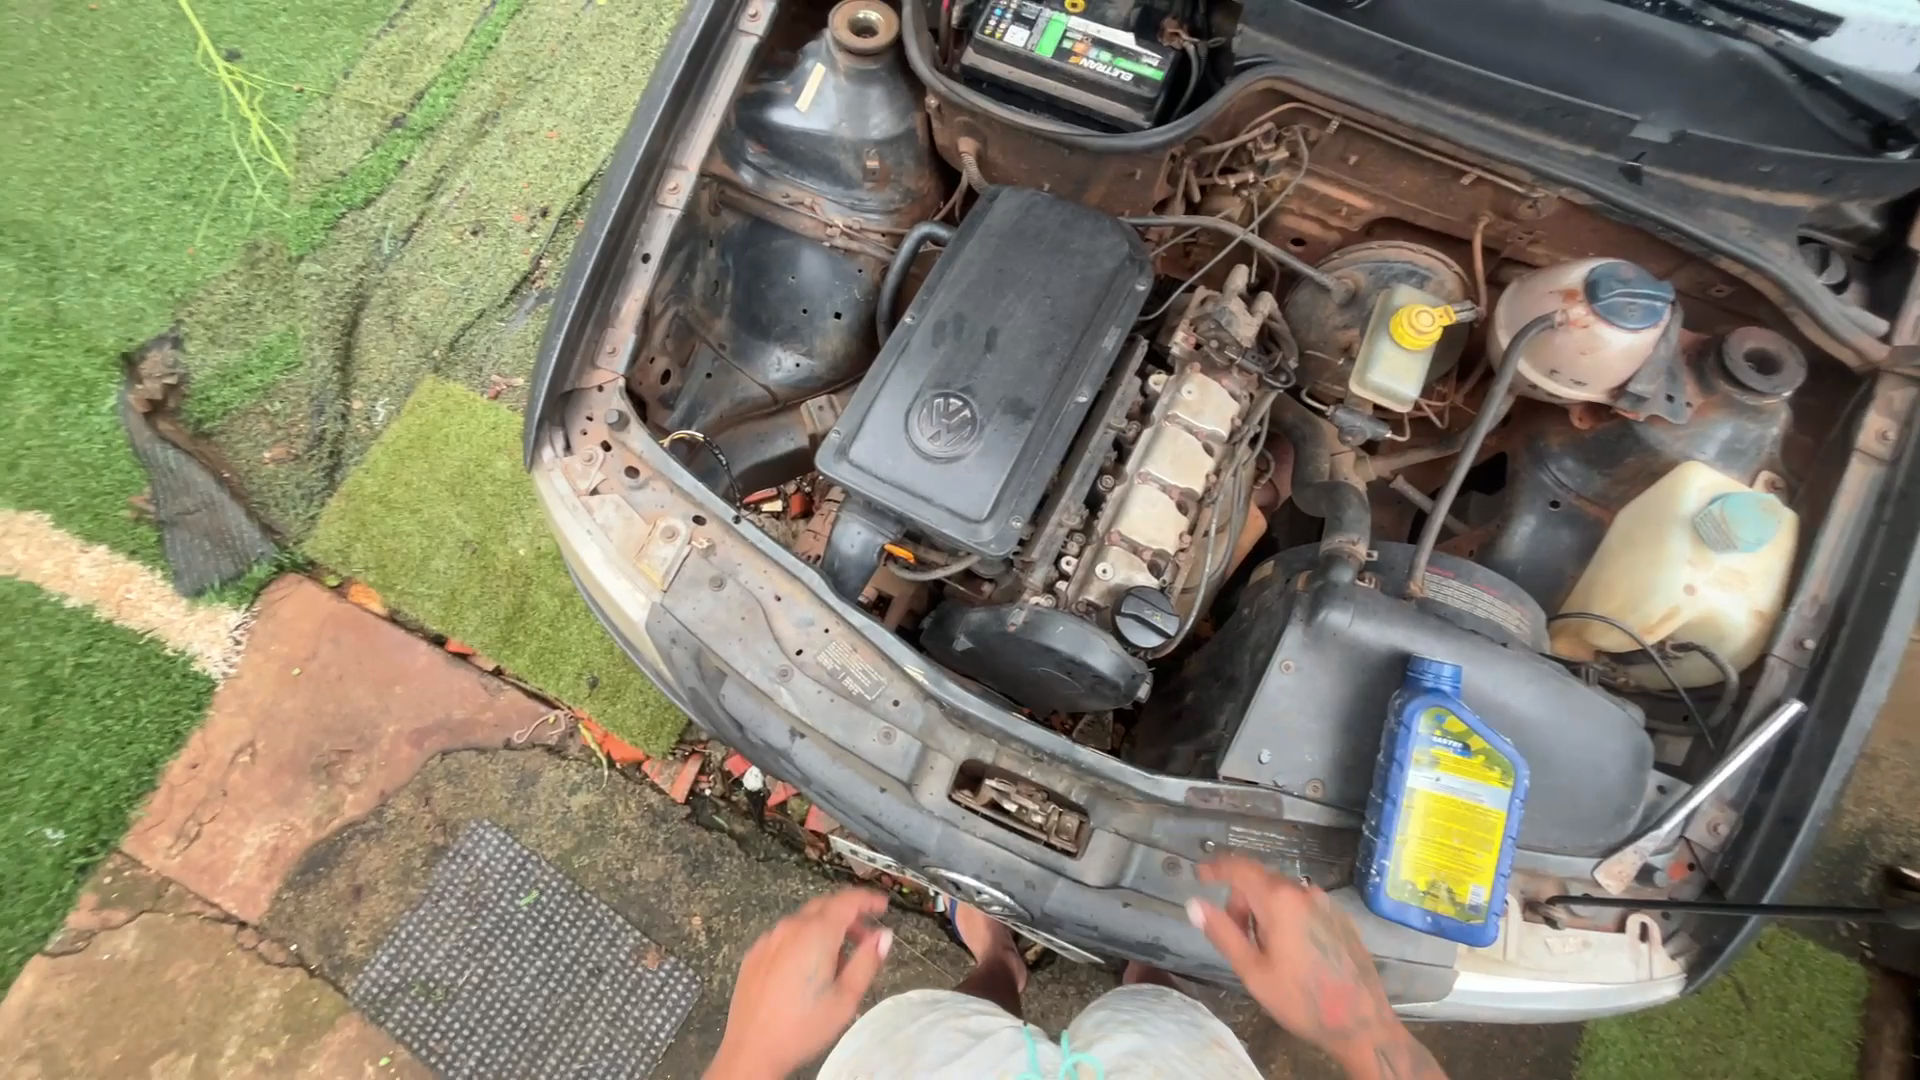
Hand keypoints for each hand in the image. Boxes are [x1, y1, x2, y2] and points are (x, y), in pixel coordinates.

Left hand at [705, 888, 893, 1079]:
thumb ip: (868, 962)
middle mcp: (792, 926)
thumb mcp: (845, 999)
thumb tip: (883, 936)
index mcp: (817, 933)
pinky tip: (804, 970)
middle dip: (849, 915)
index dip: (868, 899)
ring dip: (825, 929)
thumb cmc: (803, 1027)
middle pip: (826, 906)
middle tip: (864, 937)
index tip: (882, 905)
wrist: (750, 1051)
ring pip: (804, 921)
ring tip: (835, 962)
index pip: (849, 900)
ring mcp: (770, 938)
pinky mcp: (755, 953)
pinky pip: (785, 935)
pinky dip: (802, 941)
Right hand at [1187, 857, 1444, 1079]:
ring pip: (1281, 893)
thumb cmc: (1303, 1001)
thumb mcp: (1253, 972)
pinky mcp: (1340, 918)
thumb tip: (1193, 904)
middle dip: (1240, 903)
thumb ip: (1222, 933)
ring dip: (1264, 911)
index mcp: (1279, 900)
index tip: (1199, 875)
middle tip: (1239, 939)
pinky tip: (1293, 952)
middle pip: (1258, 881)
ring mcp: (1325, 903)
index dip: (1215, 868)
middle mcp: (1303, 892)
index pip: (1238, 868)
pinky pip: (1302, 904)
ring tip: (1268, 952)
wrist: (1365, 1027)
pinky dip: (1286, 916)